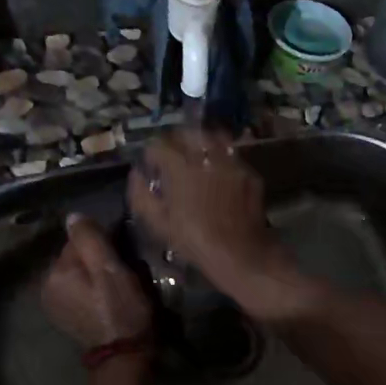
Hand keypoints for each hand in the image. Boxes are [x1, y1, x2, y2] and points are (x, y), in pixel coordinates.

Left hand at [41, 214, 152, 350]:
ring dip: (95, 277)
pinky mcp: (66, 319)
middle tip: (124, 273)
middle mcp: (47, 287)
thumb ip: (91, 240)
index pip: (78, 241)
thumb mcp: (111, 269)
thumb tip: (73, 216)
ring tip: (118, 288)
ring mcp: (54, 305)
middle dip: (98, 261)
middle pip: (76, 259)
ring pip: (78, 276)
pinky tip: (108, 302)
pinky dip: (92, 292)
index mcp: (56, 272)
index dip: (104, 245)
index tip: (123, 256)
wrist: (123, 355)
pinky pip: (79, 293)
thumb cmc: (122, 310)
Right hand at [128, 130, 287, 297]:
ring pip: (215, 139)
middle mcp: (206, 157)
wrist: (238, 251)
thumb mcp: (157, 222)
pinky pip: (233, 157)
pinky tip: (221, 174)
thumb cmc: (193, 239)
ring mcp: (232, 162)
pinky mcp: (249, 173)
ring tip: (200, 158)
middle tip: (175, 156)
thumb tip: (136, 175)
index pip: (159, 144)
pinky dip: (224, 159)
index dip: (152, 154)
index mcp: (179, 166)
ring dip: (204, 143)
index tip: (152, 166)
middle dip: (178, 141)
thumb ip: (141, 194)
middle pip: (189, 133)